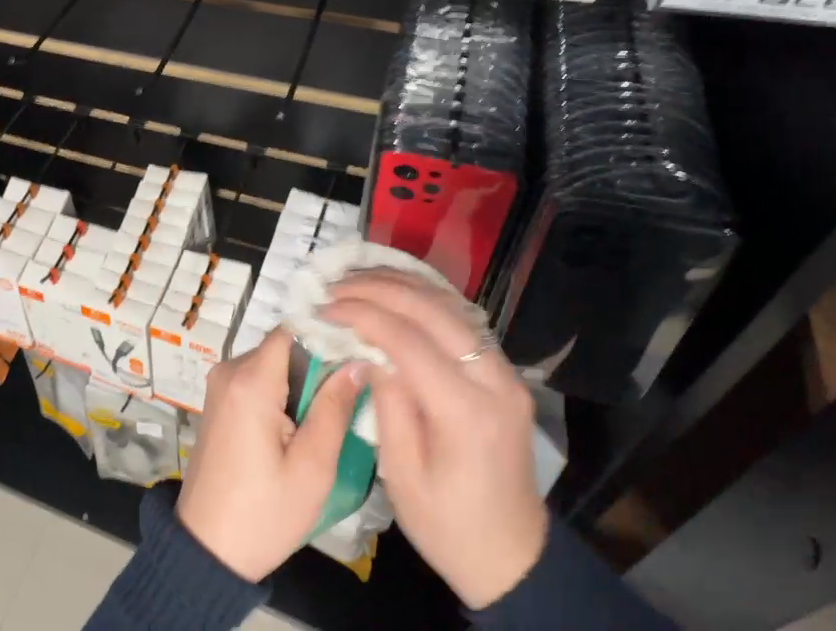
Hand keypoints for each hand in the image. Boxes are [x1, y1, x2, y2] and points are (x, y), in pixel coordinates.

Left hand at [176, 330, 362, 581]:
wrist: (207, 549)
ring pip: (274, 366)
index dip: (329, 336)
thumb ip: (335, 408)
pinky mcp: (220, 404)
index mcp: (250, 381)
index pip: (294, 330)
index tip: (362, 353)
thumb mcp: (312, 467)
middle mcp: (229, 372)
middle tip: (356, 393)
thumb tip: (358, 361)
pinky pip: (259, 383)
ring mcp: (220, 387)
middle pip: (285, 348)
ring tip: (336, 414)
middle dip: (320, 365)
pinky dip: (284, 396)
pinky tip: (306, 427)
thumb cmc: (264, 513)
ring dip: (304, 384)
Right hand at [325, 272, 546, 609]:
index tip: (324, 308)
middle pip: (434, 312)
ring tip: (358, 279)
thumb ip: (386, 405)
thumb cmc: (447, 526)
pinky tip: (395, 292)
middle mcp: (494, 382)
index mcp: (466, 412)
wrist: (512, 555)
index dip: (363, 315)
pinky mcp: (504, 374)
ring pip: (453, 307)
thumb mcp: (402, 475)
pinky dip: (425, 300)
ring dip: (403, 286)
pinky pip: (462, 322)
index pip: (409, 341)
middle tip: (335, 286)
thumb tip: (366, 352)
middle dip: (379, 290)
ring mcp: (506, 374)